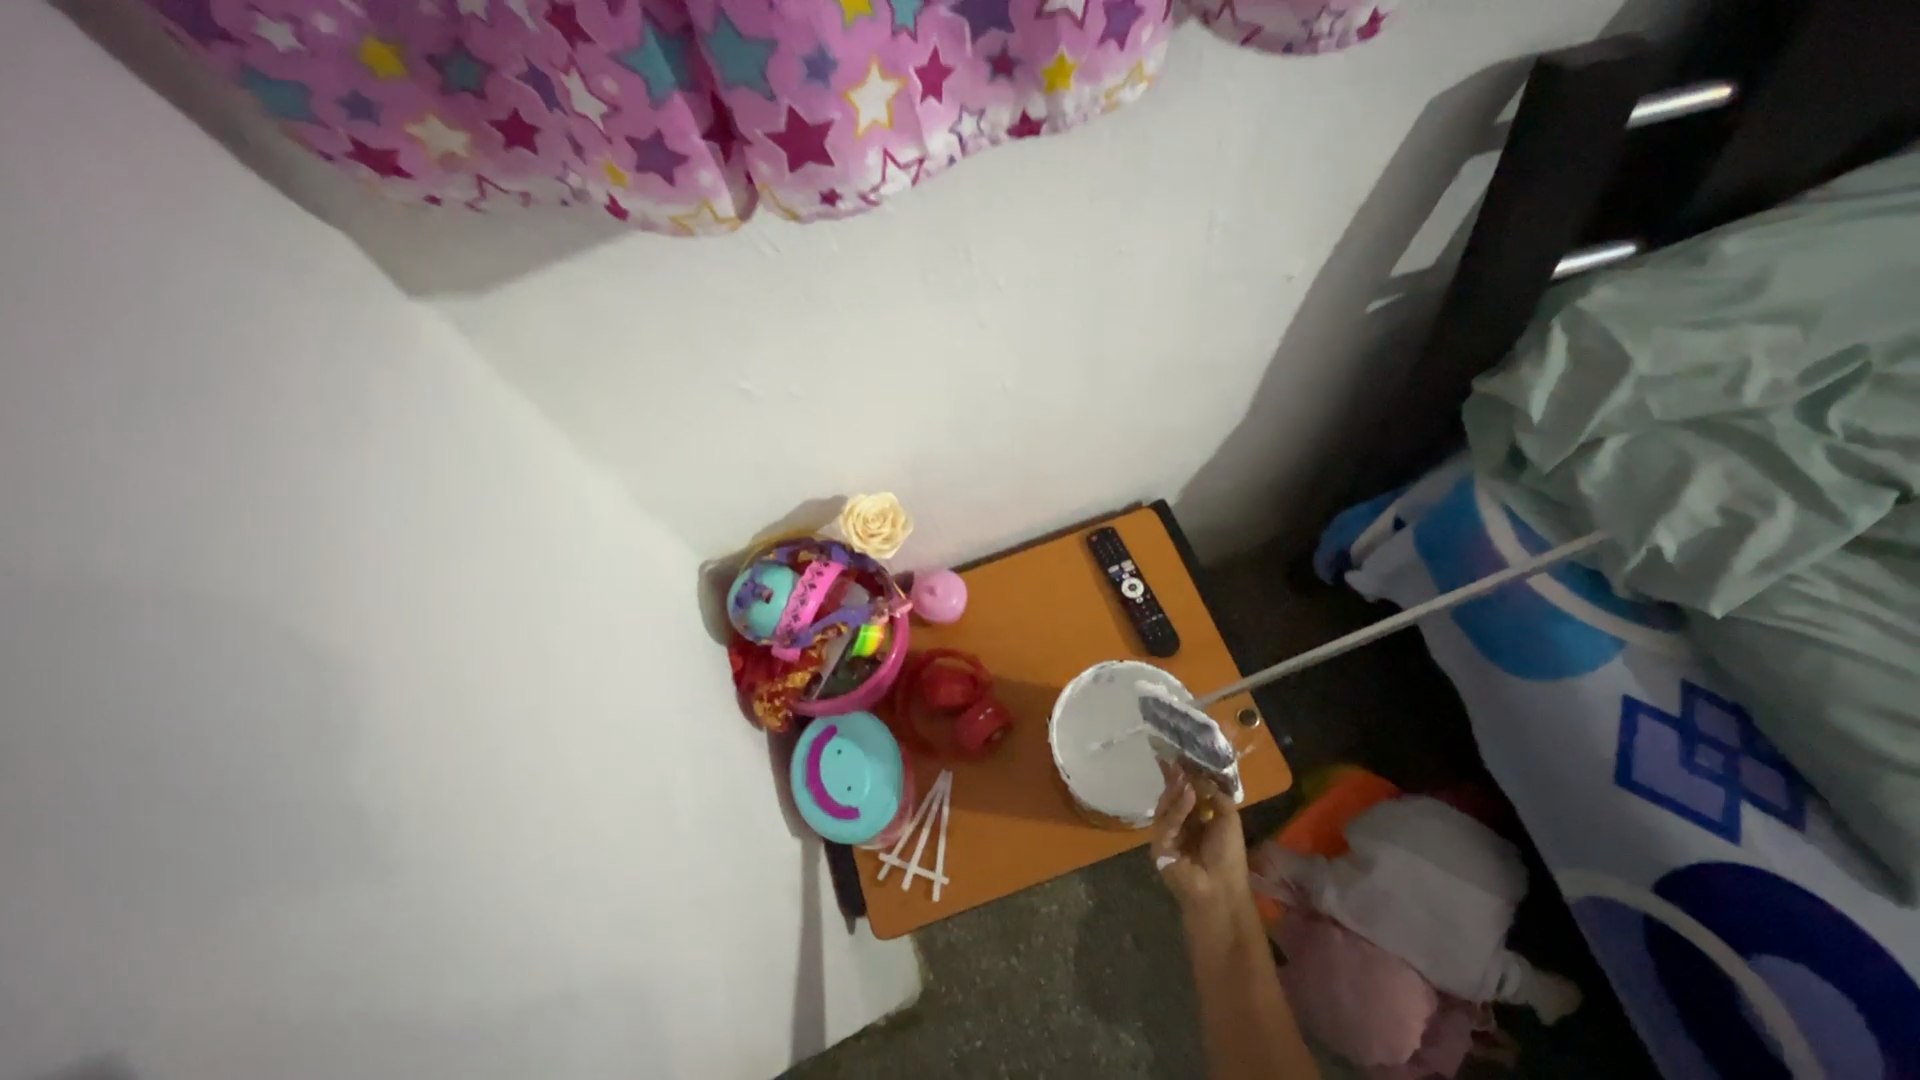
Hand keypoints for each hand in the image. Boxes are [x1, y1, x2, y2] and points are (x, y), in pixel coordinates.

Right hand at [1150, 761, 1250, 919]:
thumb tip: (1197, 777)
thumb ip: (1214, 795)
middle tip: (1175, 761)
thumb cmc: (1229, 856)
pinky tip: (1187, 795)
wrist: (1221, 890)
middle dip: (1176, 780)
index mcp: (1198, 822)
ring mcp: (1168, 837)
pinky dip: (1177, 809)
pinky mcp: (1159, 847)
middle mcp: (1181, 827)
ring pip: (1166, 808)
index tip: (1182, 758)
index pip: (1186, 795)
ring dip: (1176, 791)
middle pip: (1173, 799)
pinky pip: (1166, 824)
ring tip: (1183, 775)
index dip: (1185, 778)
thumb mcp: (1228, 818)